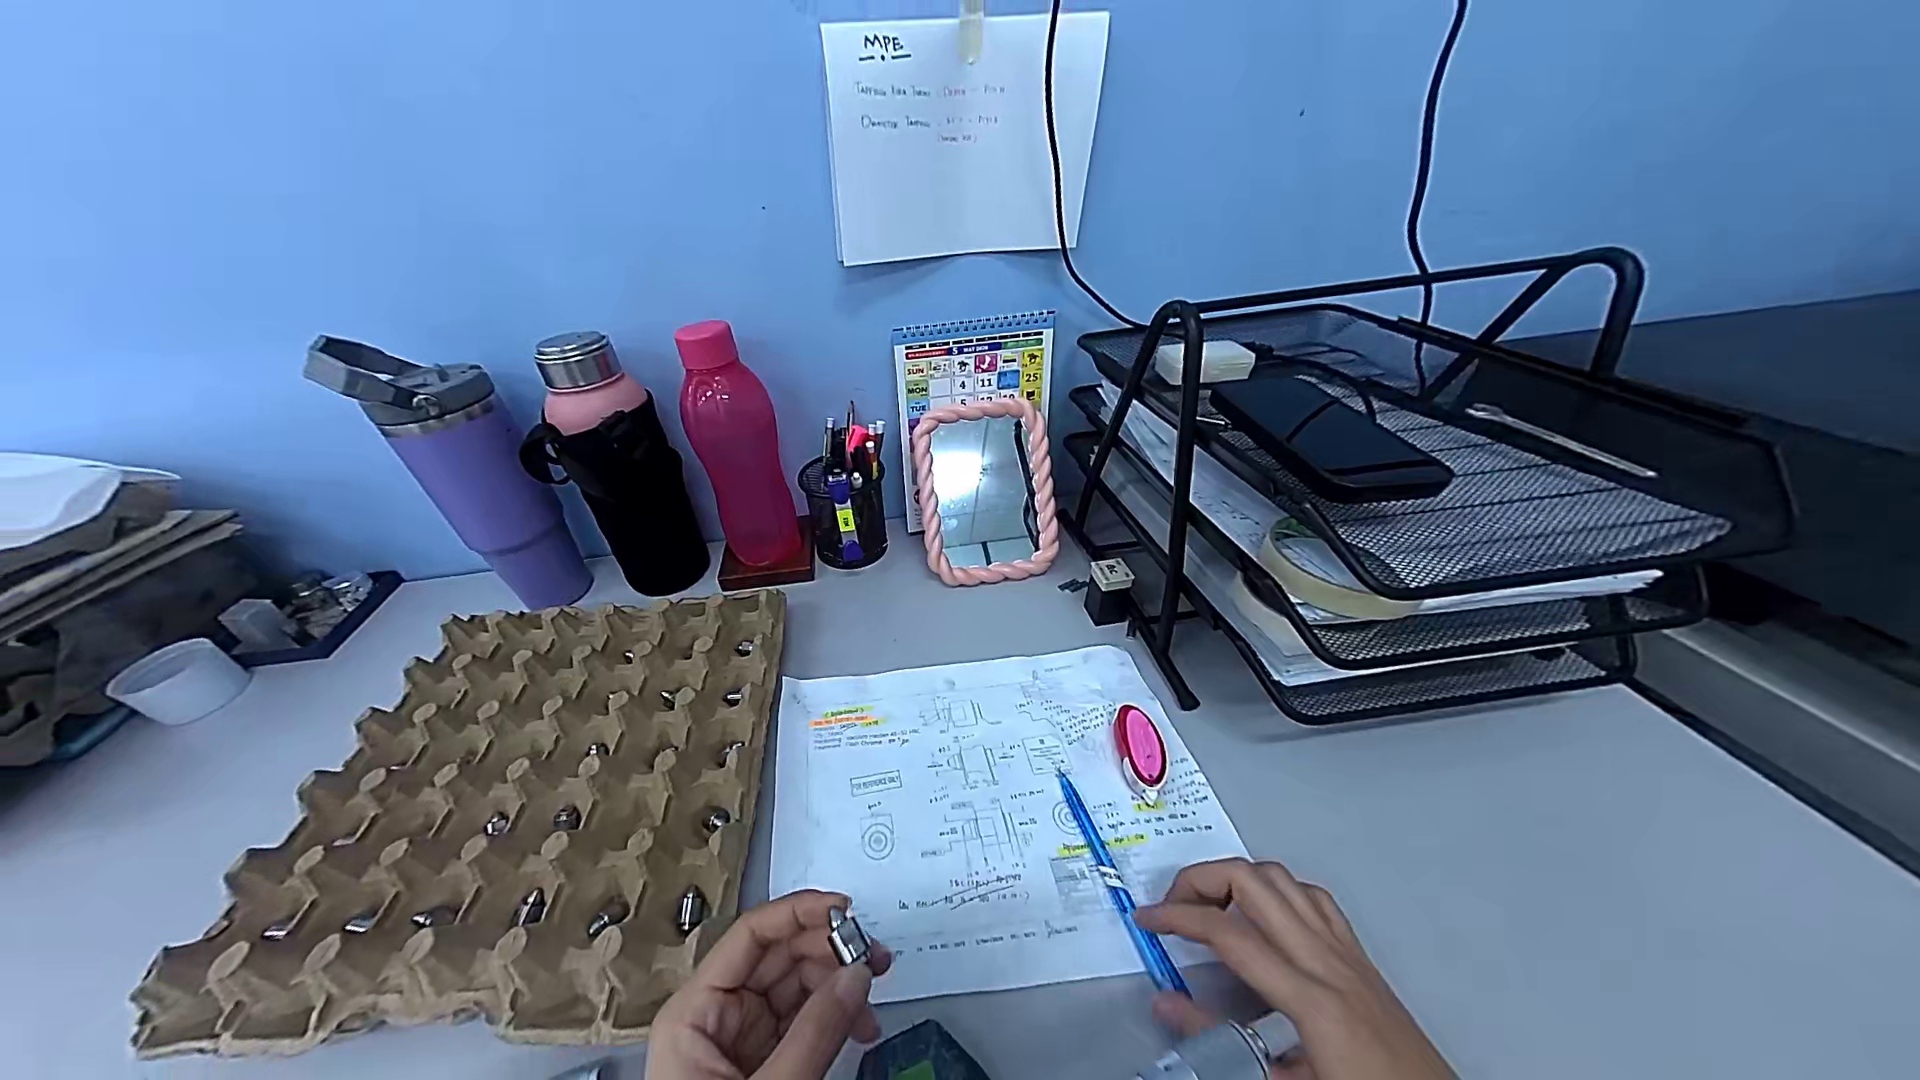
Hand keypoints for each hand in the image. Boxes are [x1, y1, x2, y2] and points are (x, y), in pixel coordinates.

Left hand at [646, 890, 893, 1079]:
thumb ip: (816, 1031)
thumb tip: (858, 971)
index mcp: (697, 1012)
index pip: (751, 935)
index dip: (799, 911)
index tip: (845, 908)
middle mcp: (718, 1014)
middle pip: (780, 955)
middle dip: (831, 949)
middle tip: (874, 954)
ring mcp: (742, 1036)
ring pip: (799, 982)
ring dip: (841, 981)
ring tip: (874, 992)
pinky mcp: (763, 1059)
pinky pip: (805, 1016)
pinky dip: (837, 1014)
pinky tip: (861, 1026)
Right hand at [1135, 859, 1453, 1079]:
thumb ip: (1220, 1043)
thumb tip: (1167, 1004)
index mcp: (1311, 1000)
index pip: (1227, 933)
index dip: (1176, 918)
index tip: (1147, 920)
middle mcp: (1329, 962)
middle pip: (1251, 881)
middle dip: (1199, 880)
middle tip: (1173, 906)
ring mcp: (1348, 954)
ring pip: (1281, 878)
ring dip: (1235, 878)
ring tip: (1210, 904)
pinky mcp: (1361, 958)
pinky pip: (1313, 898)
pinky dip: (1277, 890)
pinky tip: (1263, 914)